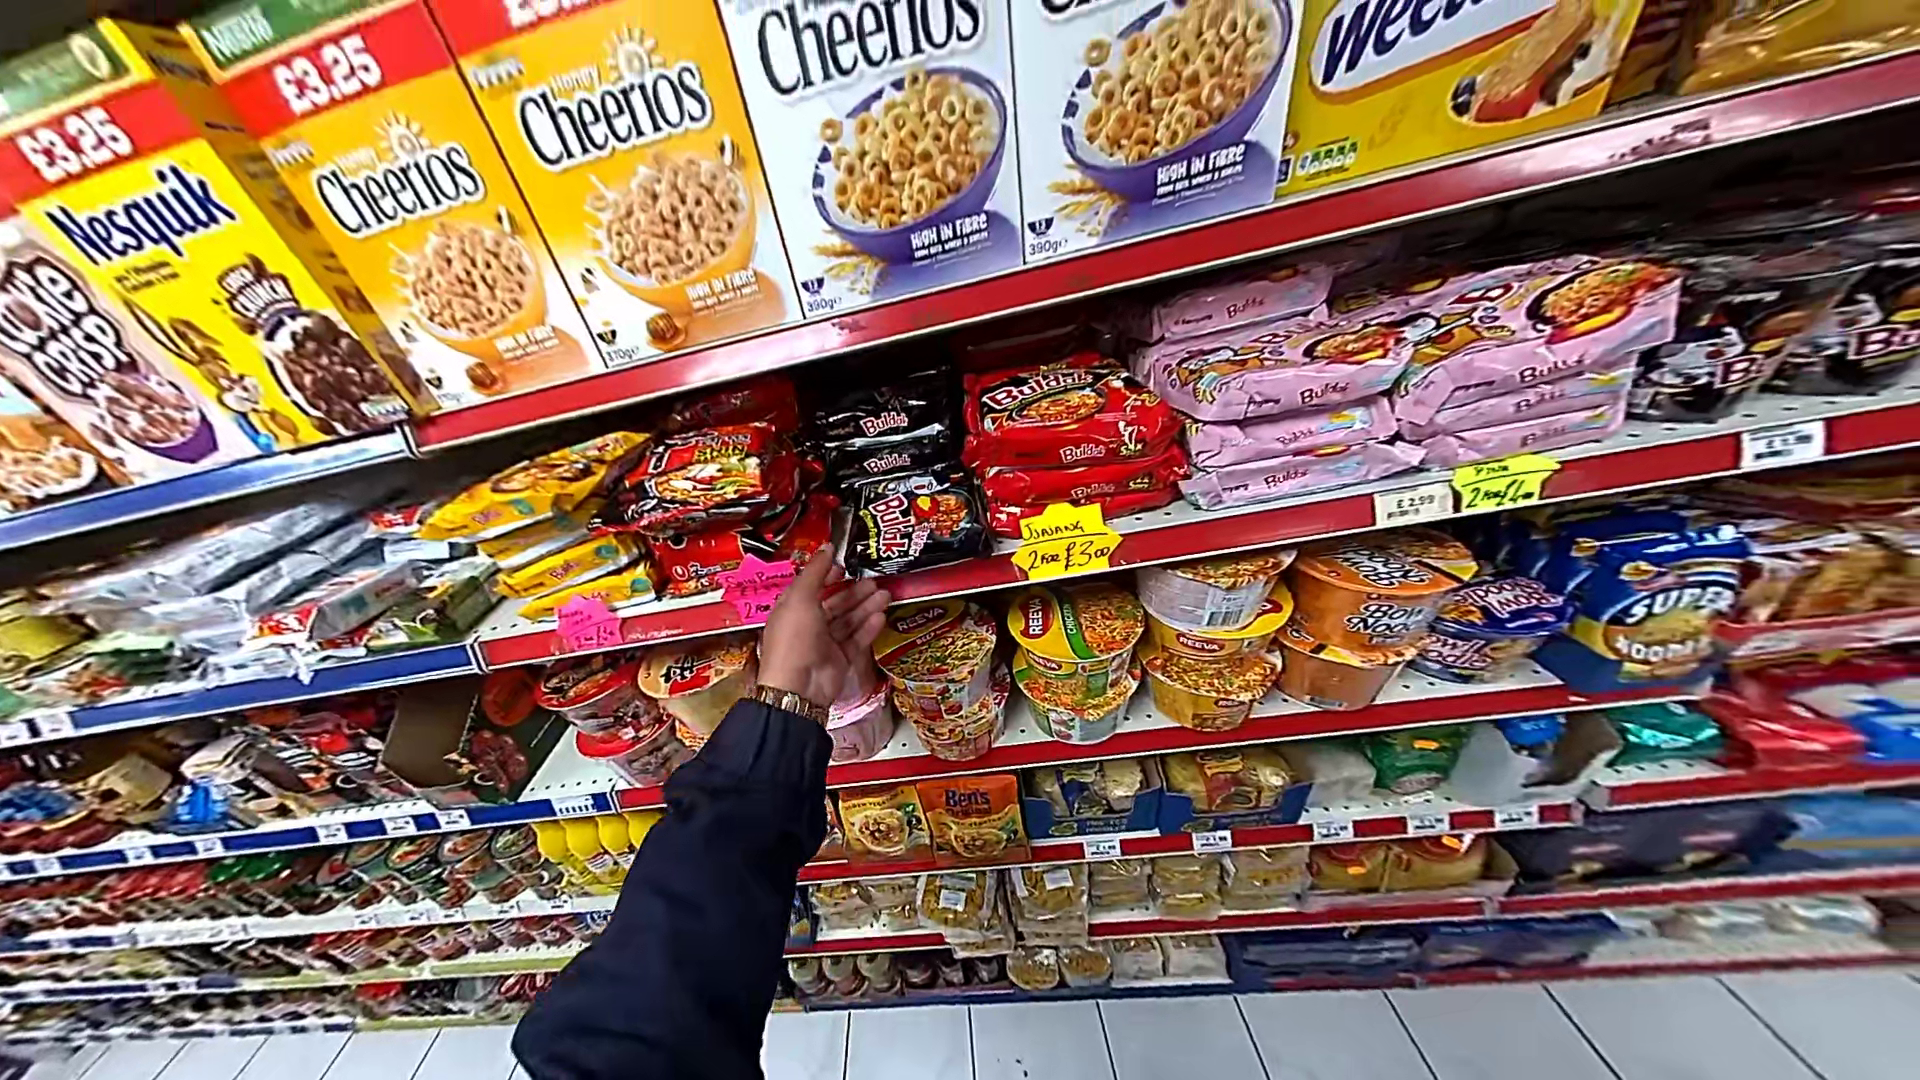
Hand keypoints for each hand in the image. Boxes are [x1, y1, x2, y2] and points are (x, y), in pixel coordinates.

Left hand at [758, 545, 890, 712]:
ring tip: (885, 595)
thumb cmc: (794, 640)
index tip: (846, 564)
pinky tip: (881, 616)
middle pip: (835, 603)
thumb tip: (826, 548)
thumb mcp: (801, 598)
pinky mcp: (841, 658)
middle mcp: (809, 624)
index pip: (813, 586)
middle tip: (874, 580)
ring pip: (849, 620)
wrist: (800, 687)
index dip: (828, 574)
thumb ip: (815, 572)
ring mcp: (826, 643)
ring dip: (866, 606)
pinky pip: (857, 639)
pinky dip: (868, 627)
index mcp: (793, 609)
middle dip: (855, 591)